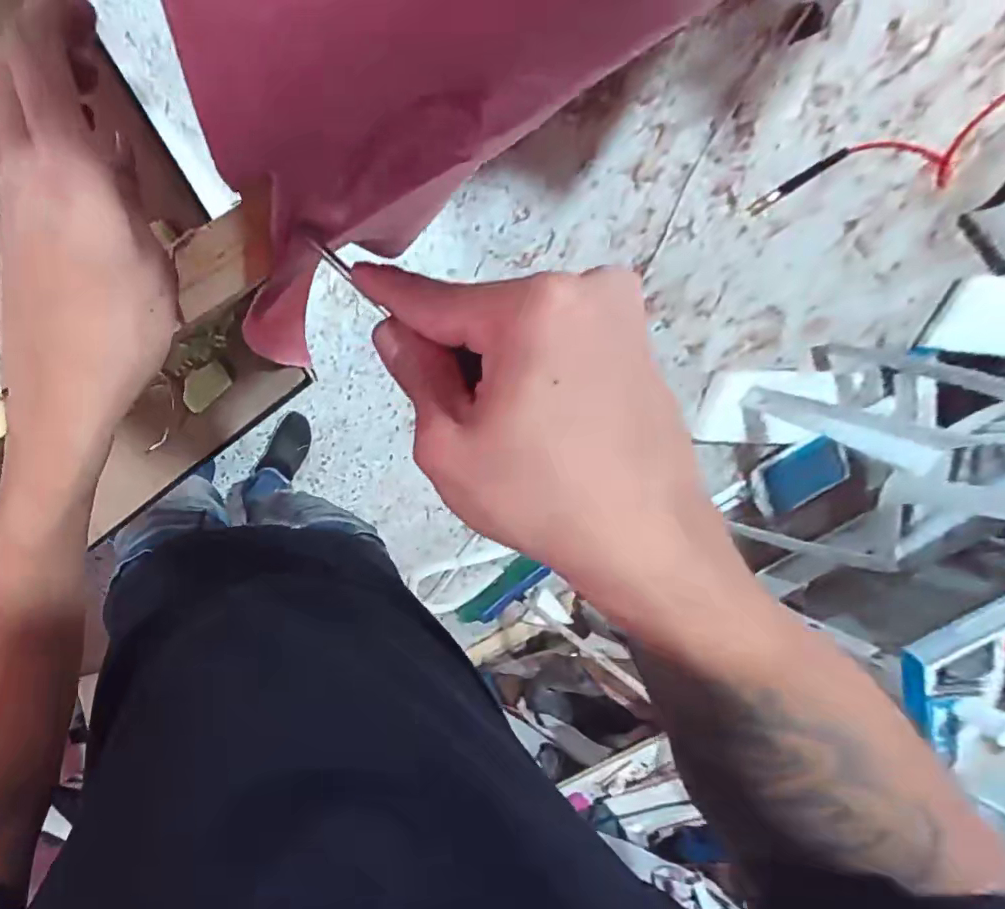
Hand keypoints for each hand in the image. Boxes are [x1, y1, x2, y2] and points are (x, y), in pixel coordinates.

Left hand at [0, 0, 176, 470]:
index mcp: (63, 167)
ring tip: (91, 115)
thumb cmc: (120, 336)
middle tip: (90, 62)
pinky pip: (14, 159)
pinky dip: (39, 140)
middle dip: (40, 48)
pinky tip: (83, 175)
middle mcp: (22, 172)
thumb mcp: (152, 264)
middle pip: (4, 72)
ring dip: (37, 95)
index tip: (88, 17)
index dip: (54, 17)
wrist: (61, 396)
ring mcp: (8, 204)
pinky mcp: (8, 235)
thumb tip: (116, 158)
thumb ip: (133, 199)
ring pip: (3, 115)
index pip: (35, 54)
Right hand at [355, 265, 759, 634]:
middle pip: (482, 316)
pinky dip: (532, 370)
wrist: (645, 539)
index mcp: (532, 307)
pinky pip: (557, 341)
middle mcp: (583, 288)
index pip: (437, 299)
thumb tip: (395, 332)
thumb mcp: (449, 445)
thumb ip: (416, 376)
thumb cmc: (538, 498)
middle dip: (456, 358)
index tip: (360, 274)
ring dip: (494, 368)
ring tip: (508, 433)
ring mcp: (619, 310)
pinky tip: (539, 424)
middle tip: (460, 423)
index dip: (391, 294)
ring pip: (519, 330)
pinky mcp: (635, 339)